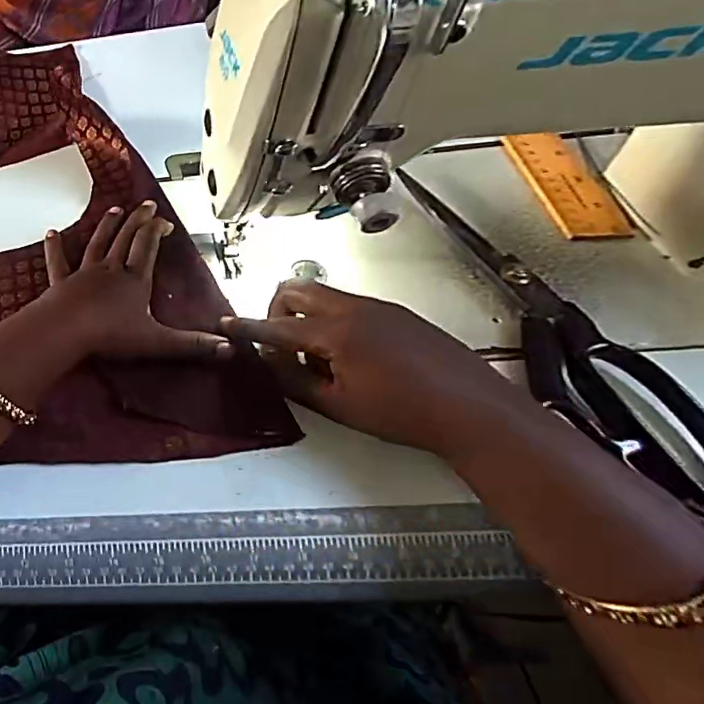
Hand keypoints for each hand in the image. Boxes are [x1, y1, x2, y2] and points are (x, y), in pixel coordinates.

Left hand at [40, 201, 231, 361]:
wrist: (66, 331)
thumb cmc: (110, 334)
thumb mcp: (157, 341)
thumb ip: (192, 344)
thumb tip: (229, 348)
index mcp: (134, 280)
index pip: (148, 247)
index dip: (157, 231)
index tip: (165, 221)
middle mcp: (110, 270)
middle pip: (126, 238)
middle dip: (138, 220)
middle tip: (146, 205)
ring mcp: (83, 274)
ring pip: (97, 244)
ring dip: (106, 227)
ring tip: (114, 211)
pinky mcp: (61, 284)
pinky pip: (58, 262)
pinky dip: (55, 247)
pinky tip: (51, 233)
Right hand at [222, 280, 533, 459]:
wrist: (474, 412)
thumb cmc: (406, 413)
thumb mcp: (338, 406)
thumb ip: (295, 382)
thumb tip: (271, 366)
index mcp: (336, 332)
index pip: (277, 326)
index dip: (248, 328)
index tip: (229, 324)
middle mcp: (355, 309)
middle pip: (296, 290)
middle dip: (277, 312)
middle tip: (280, 345)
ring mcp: (379, 308)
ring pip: (323, 296)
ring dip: (306, 319)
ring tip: (320, 361)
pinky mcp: (398, 315)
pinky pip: (350, 307)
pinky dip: (333, 323)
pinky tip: (351, 359)